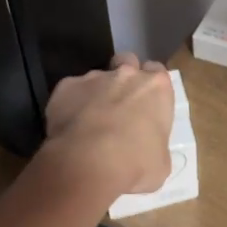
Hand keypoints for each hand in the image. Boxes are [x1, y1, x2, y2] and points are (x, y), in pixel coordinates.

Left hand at [42, 53, 175, 196]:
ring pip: (96, 77)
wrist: (88, 163)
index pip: (158, 72)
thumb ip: (155, 145)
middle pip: (128, 62)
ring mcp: (94, 77)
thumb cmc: (135, 164)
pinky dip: (69, 104)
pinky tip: (69, 127)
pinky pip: (69, 91)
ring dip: (96, 93)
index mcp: (156, 87)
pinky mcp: (66, 87)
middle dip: (124, 77)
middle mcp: (127, 74)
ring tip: (89, 121)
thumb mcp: (160, 163)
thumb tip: (147, 151)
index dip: (151, 87)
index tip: (146, 104)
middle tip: (120, 104)